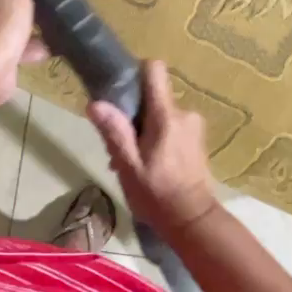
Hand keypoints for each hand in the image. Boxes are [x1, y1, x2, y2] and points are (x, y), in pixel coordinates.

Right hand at [86, 60, 218, 230]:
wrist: (192, 220)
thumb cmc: (156, 196)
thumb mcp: (129, 167)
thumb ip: (114, 133)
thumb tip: (95, 104)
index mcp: (167, 116)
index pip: (154, 70)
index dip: (135, 75)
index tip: (120, 94)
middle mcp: (184, 113)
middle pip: (153, 97)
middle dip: (134, 116)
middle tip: (120, 147)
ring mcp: (194, 127)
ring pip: (161, 115)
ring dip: (144, 132)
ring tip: (133, 162)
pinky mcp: (197, 140)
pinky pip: (172, 128)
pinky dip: (157, 140)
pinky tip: (149, 165)